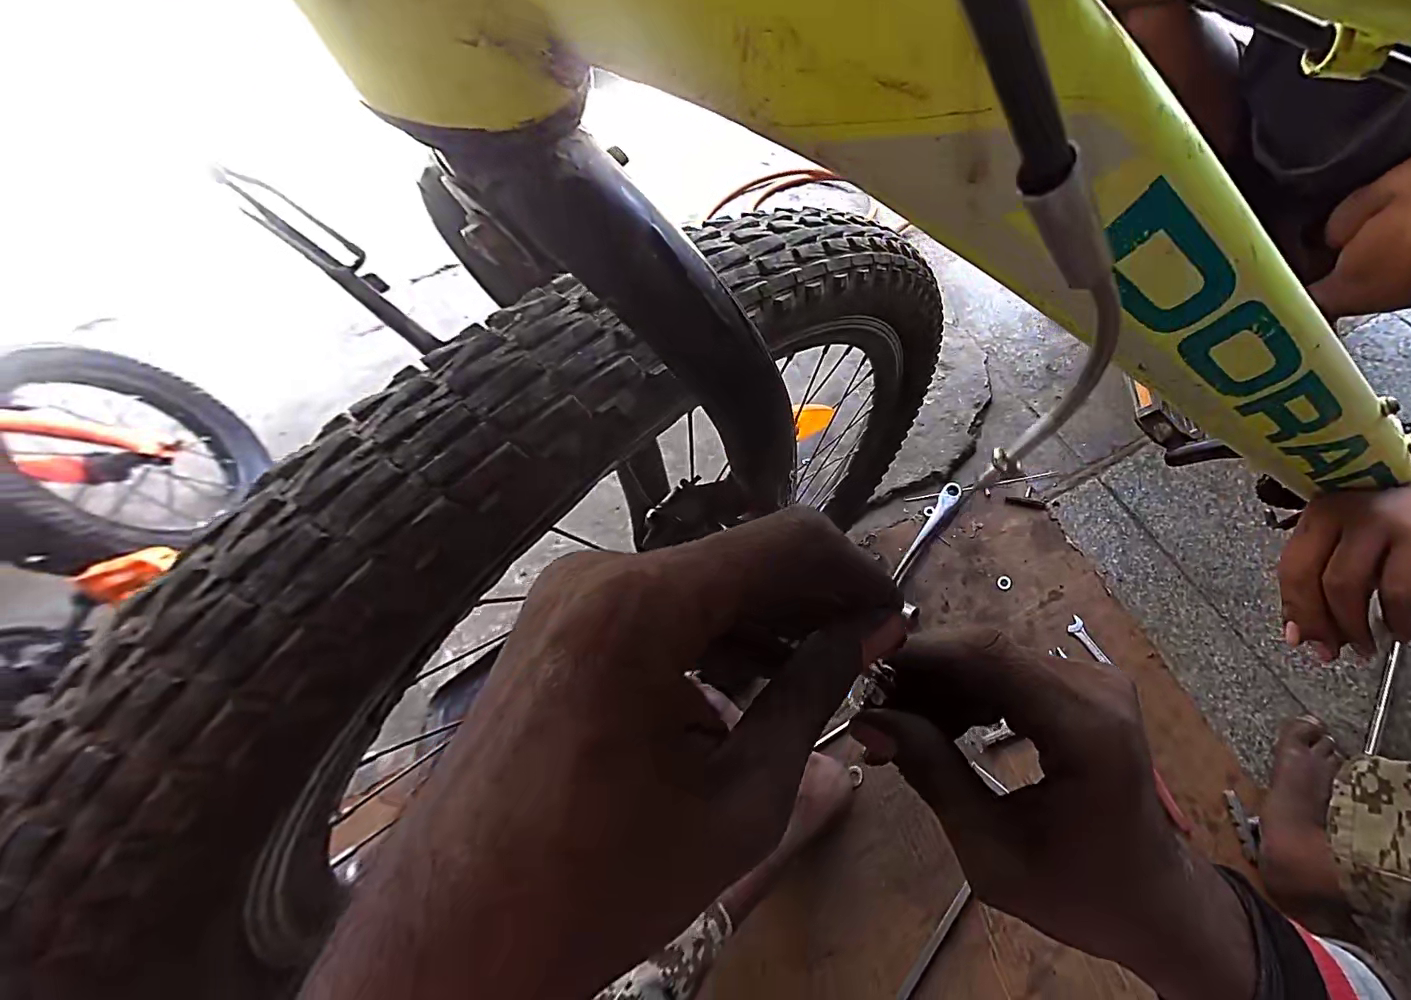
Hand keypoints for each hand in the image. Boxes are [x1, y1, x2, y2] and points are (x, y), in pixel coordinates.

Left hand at [303, 507, 902, 999]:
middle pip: (751, 556)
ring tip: (819, 672)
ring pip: (713, 579)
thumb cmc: (594, 891)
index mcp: (642, 606)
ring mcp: (576, 593)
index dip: (855, 572)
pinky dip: (724, 634)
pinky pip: (670, 604)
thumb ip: (817, 690)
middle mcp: (604, 575)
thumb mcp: (742, 797)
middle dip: (820, 600)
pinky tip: (752, 684)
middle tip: (867, 649)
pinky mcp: (565, 620)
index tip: (889, 617)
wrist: (436, 953)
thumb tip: (876, 630)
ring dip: (776, 619)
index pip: (790, 542)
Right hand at [853, 630, 1253, 999]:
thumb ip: (934, 775)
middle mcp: (1095, 684)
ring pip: (997, 659)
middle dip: (925, 673)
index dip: (922, 653)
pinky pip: (1015, 674)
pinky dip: (972, 694)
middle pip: (990, 652)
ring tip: (897, 724)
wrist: (1153, 898)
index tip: (865, 666)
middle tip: (873, 707)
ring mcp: (1095, 680)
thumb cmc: (1081, 892)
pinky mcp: (1085, 687)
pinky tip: (938, 725)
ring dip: (943, 685)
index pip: (990, 656)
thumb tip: (871, 721)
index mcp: (1086, 724)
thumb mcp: (994, 853)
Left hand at [1279, 468, 1410, 660]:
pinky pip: (1395, 589)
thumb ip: (1330, 579)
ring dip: (1351, 626)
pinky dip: (1395, 618)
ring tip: (1366, 646)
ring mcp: (1380, 520)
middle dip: (1316, 621)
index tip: (1298, 639)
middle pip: (1307, 575)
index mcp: (1321, 514)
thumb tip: (1303, 630)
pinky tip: (1402, 631)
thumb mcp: (1362, 549)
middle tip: (1331, 651)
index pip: (1290, 566)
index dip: (1294, 608)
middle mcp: (1342, 511)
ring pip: (1343, 584)